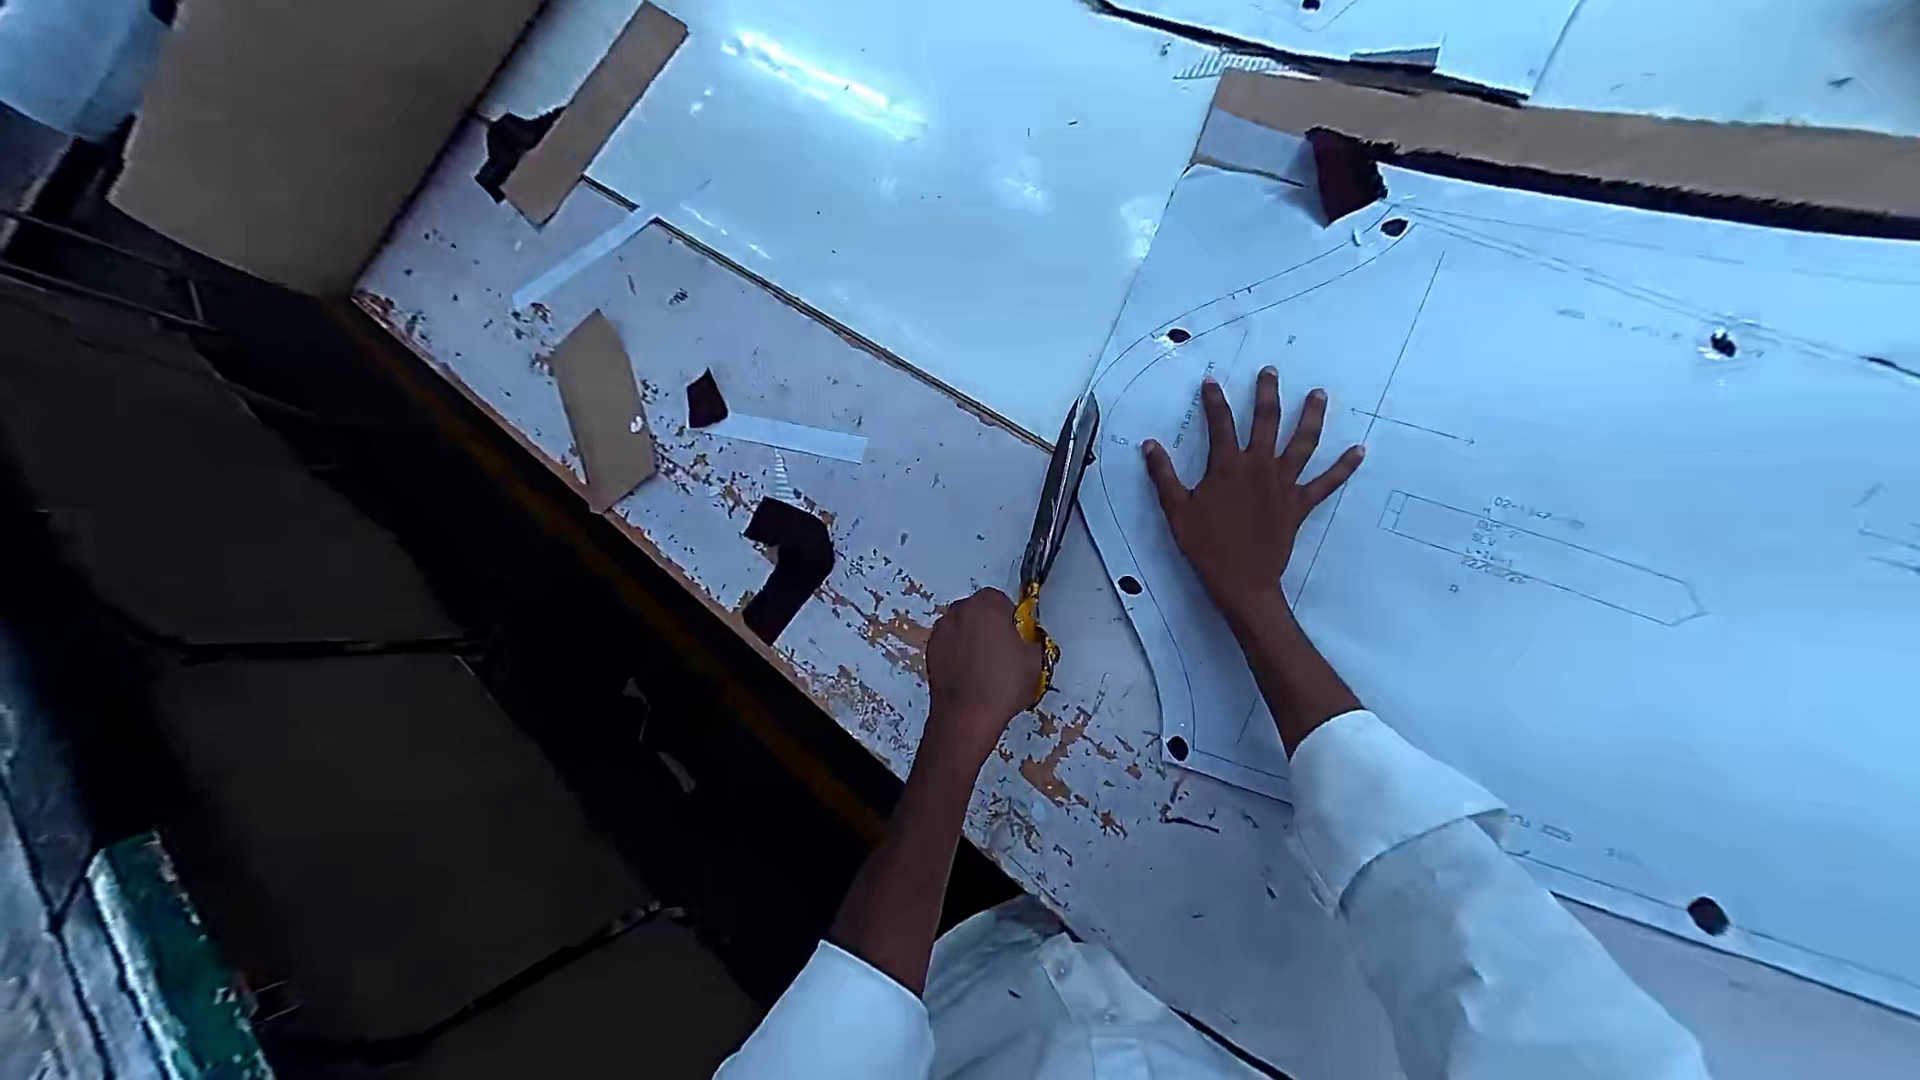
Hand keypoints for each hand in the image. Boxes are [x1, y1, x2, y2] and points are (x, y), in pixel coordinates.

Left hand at [922, 587, 1045, 770]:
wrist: (966, 715)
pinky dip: (957, 652)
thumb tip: (1027, 641)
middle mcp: (959, 610)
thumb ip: (1032, 641)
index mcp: (986, 604)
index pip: (1001, 600)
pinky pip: (949, 644)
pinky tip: (968, 674)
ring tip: (984, 666)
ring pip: (962, 627)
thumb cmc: (1003, 684)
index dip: (1010, 619)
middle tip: (1002, 652)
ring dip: (971, 638)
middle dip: (989, 625)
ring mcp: (941, 629)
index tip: (1016, 639)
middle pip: (978, 610)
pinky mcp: (930, 650)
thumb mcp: (1035, 661)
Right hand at [1144, 370, 1363, 623]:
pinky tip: (1359, 451)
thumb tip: (1150, 445)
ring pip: (1302, 443)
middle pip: (1266, 422)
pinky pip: (1326, 482)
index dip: (1214, 401)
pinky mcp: (1299, 504)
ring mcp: (1283, 484)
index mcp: (1227, 467)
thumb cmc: (1205, 544)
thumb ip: (1163, 475)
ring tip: (1319, 395)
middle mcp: (1259, 467)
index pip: (1220, 424)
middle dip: (1267, 394)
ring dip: (1311, 417)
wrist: (1241, 579)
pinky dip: (1344, 467)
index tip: (1211, 381)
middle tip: (1270, 372)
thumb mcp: (1176, 509)